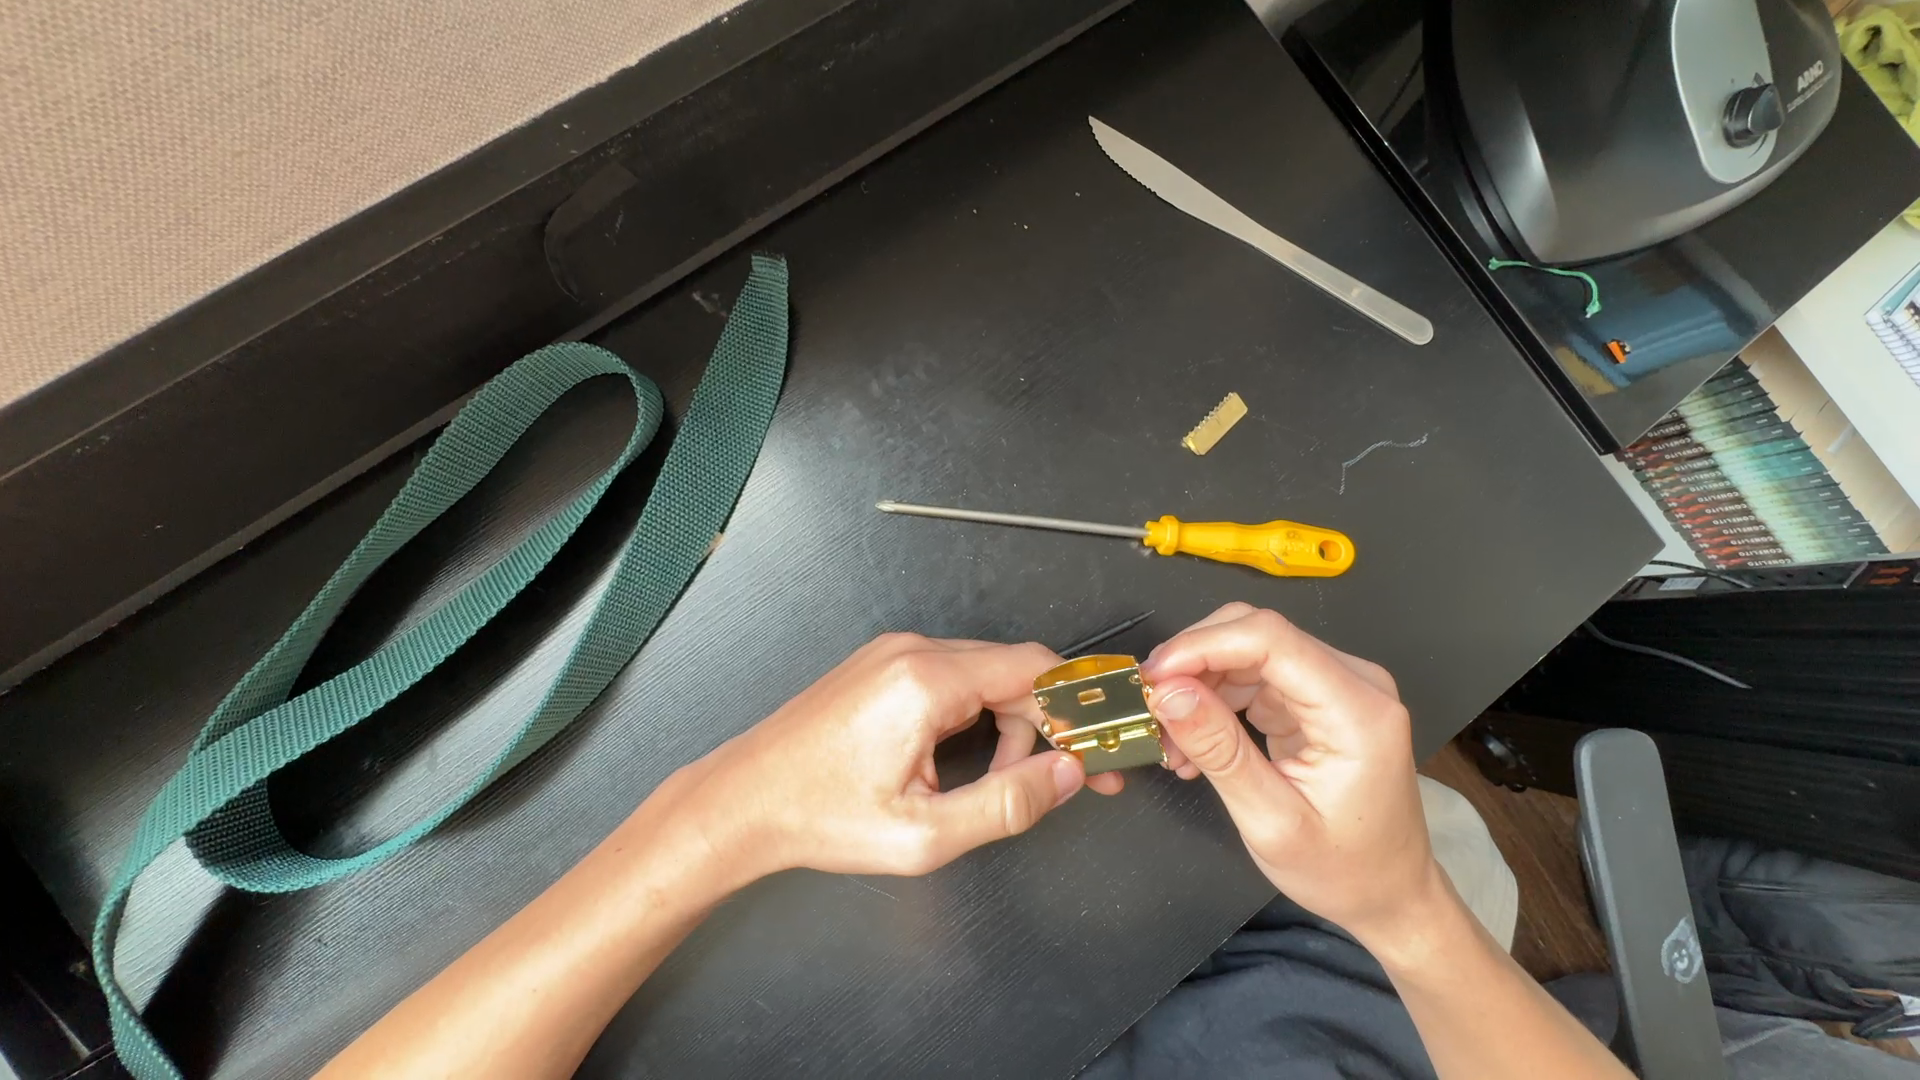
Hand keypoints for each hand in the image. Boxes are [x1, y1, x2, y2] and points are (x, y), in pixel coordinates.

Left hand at [675, 633, 1122, 882]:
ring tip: (997, 780)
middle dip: (1046, 723)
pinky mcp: (883, 663)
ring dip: (1009, 722)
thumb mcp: (925, 834)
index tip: (1103, 746)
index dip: (1080, 707)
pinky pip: (953, 675)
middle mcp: (913, 649)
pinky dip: (977, 712)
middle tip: (1058, 780)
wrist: (741, 800)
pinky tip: (964, 758)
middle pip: (1014, 669)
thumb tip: (1070, 773)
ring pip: (985, 673)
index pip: (1035, 669)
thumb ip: (1009, 802)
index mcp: (927, 680)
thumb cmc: (822, 819)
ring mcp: (894, 651)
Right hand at [1140, 603, 1442, 940]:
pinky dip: (1213, 698)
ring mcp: (1335, 683)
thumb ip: (1219, 751)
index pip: (1270, 638)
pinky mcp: (1315, 694)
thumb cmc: (1342, 870)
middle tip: (1152, 706)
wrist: (1389, 893)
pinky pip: (1251, 673)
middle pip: (1255, 632)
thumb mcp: (1271, 821)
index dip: (1202, 645)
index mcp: (1357, 710)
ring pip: (1245, 648)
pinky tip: (1195, 739)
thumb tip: (1167, 693)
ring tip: (1171, 739)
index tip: (1153, 677)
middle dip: (1193, 661)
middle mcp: (1353, 681)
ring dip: (1198, 683)